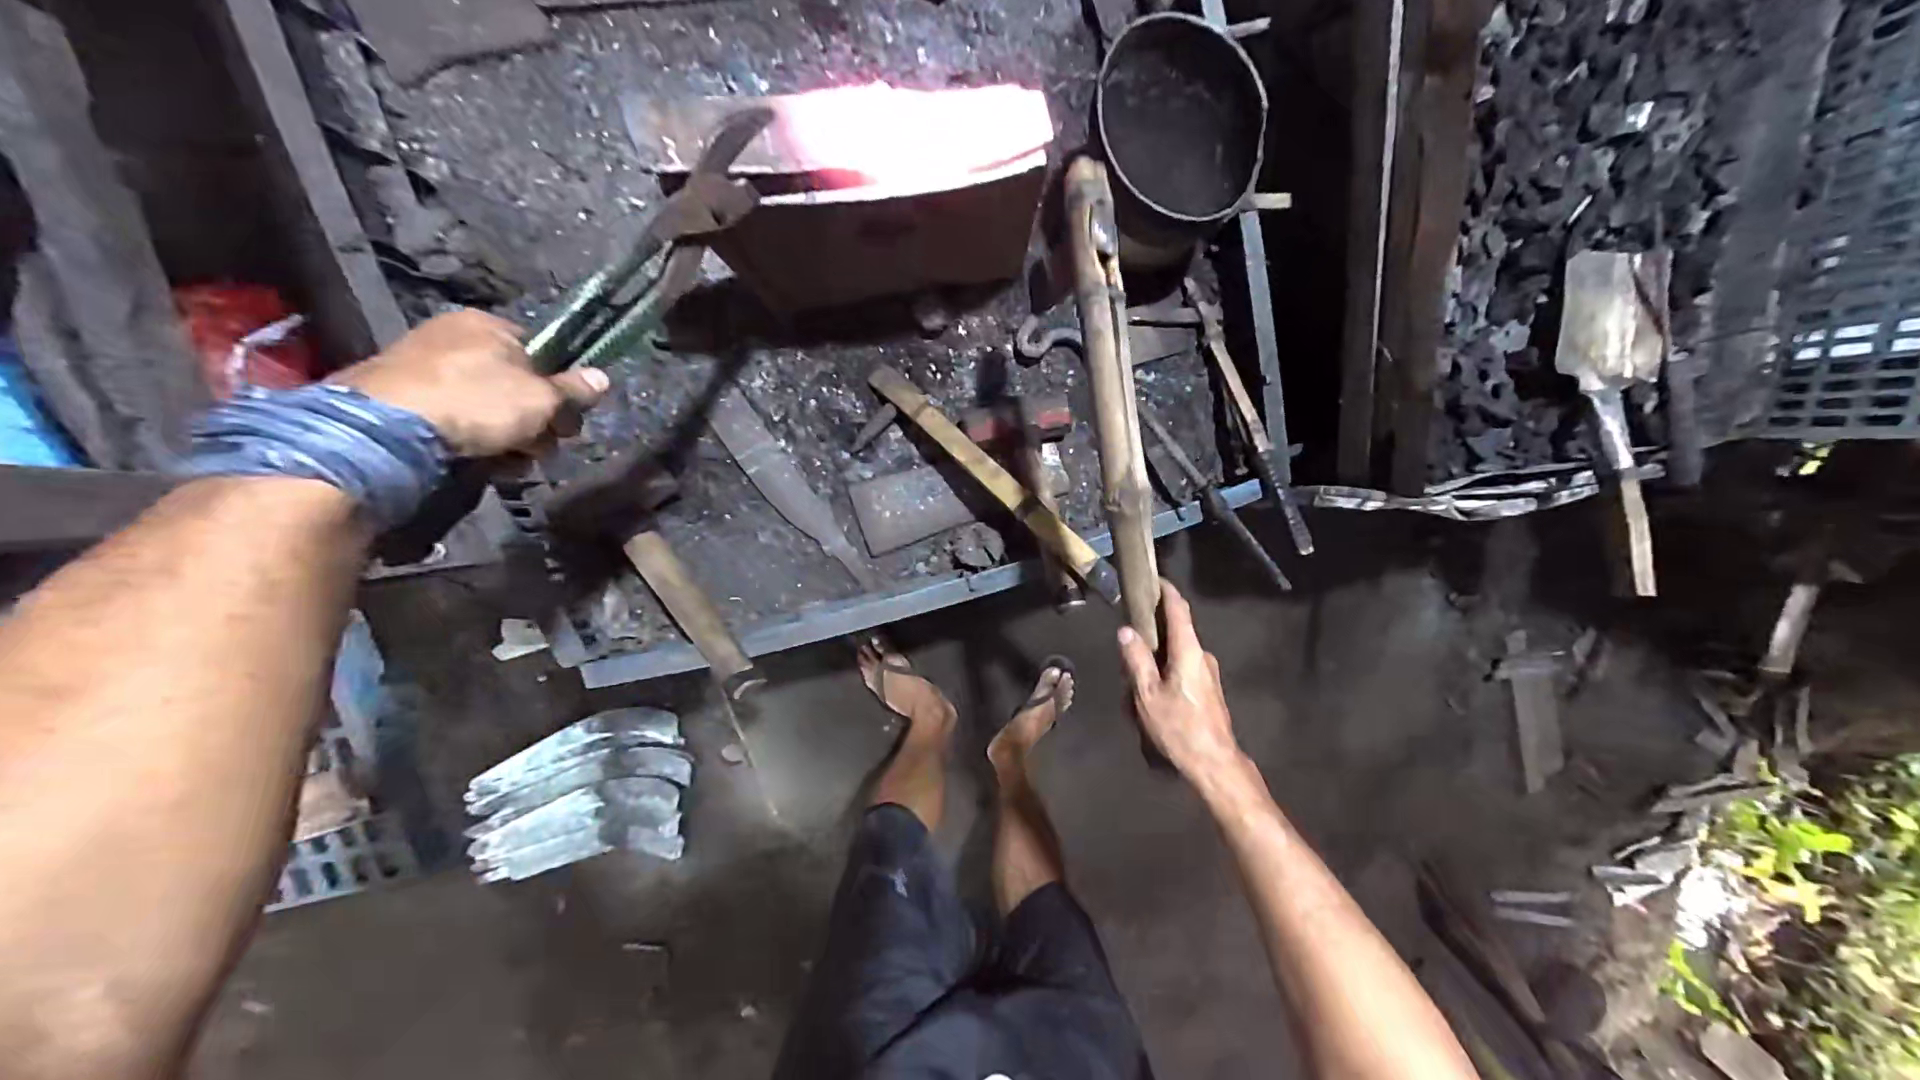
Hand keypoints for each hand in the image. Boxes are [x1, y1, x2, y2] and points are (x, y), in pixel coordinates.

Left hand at [330, 309, 609, 456]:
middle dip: (536, 421)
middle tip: (540, 445)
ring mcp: (424, 368)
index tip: (566, 419)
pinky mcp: (403, 400)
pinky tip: (483, 461)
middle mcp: (453, 338)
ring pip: (491, 408)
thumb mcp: (542, 398)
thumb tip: (602, 378)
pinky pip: (459, 420)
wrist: (390, 430)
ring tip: (510, 460)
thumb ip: (575, 390)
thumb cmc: (478, 402)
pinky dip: (476, 441)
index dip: (560, 388)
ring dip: (511, 437)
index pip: (542, 354)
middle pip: (518, 384)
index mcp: (487, 324)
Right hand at [1117, 580, 1243, 781]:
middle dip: (1153, 628)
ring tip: (1132, 672)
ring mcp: (1208, 673)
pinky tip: (1149, 690)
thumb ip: (1136, 660)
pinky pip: (1183, 667)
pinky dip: (1165, 668)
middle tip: (1128, 635)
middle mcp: (1203, 656)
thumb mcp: (1148, 694)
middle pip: (1177, 630)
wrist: (1214, 763)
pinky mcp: (1208, 689)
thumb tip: (1126, 631)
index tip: (1154, 579)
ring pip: (1178, 651)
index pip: (1179, 610)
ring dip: (1157, 654)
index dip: (1167, 591)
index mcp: (1189, 651)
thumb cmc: (1179, 727)